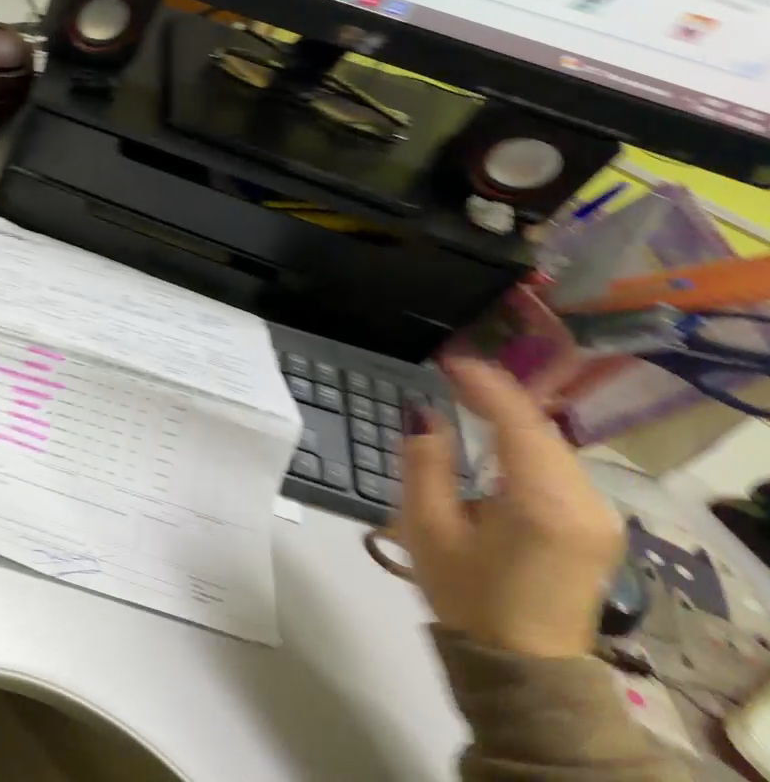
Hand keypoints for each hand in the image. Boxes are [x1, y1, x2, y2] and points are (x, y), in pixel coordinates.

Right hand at [398, 356, 625, 657]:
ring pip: (554, 449)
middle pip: (542, 432)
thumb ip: (426, 463)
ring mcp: (600, 516)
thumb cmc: (466, 592)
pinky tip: (499, 442)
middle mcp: (586, 502)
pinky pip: (562, 470)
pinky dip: (528, 447)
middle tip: (452, 375)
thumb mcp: (427, 526)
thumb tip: (423, 413)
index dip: (485, 385)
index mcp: (543, 502)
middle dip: (499, 399)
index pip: (520, 424)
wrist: (521, 663)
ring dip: (513, 422)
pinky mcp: (597, 527)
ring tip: (469, 400)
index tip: (449, 360)